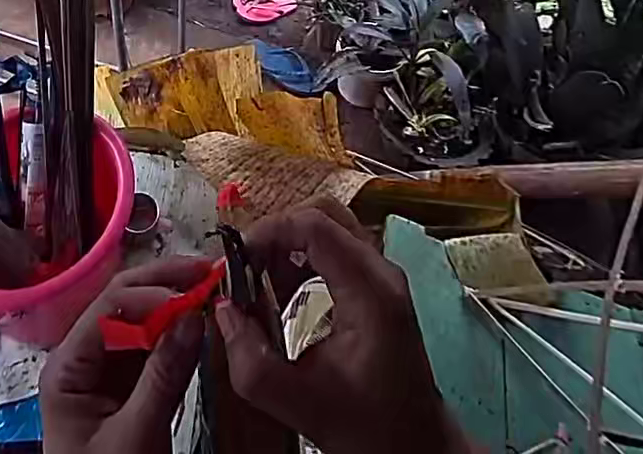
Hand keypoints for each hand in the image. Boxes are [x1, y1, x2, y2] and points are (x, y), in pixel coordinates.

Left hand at [42, 257, 212, 453]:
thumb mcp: (135, 438)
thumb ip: (164, 375)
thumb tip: (194, 316)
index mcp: (68, 365)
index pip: (109, 307)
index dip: (152, 292)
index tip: (192, 291)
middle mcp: (83, 356)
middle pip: (123, 303)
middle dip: (164, 283)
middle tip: (206, 271)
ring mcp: (105, 369)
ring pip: (140, 320)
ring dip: (174, 301)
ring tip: (208, 286)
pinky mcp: (126, 385)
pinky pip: (152, 346)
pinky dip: (176, 332)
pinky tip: (199, 321)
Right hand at [215, 198, 474, 453]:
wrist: (419, 451)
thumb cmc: (368, 430)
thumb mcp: (300, 404)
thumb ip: (252, 361)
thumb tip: (223, 310)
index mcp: (370, 291)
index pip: (314, 225)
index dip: (269, 231)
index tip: (239, 259)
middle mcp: (381, 270)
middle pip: (322, 213)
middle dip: (278, 232)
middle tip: (250, 265)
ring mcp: (381, 273)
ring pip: (327, 224)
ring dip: (288, 244)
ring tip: (263, 281)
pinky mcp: (375, 281)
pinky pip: (333, 245)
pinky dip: (302, 256)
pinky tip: (285, 291)